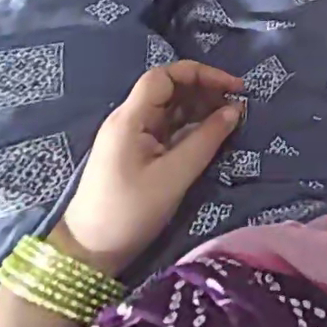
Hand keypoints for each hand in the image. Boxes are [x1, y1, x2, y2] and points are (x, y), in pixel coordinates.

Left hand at [54, 61, 243, 275]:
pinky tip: (212, 133)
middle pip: (169, 88)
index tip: (233, 87)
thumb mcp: (174, 176)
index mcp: (130, 118)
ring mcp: (132, 136)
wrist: (89, 252)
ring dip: (200, 108)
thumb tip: (234, 110)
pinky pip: (168, 128)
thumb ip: (206, 140)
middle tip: (238, 104)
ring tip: (231, 118)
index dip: (201, 74)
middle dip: (205, 90)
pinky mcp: (137, 153)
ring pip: (170, 108)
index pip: (165, 76)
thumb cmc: (130, 212)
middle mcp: (129, 119)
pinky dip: (191, 126)